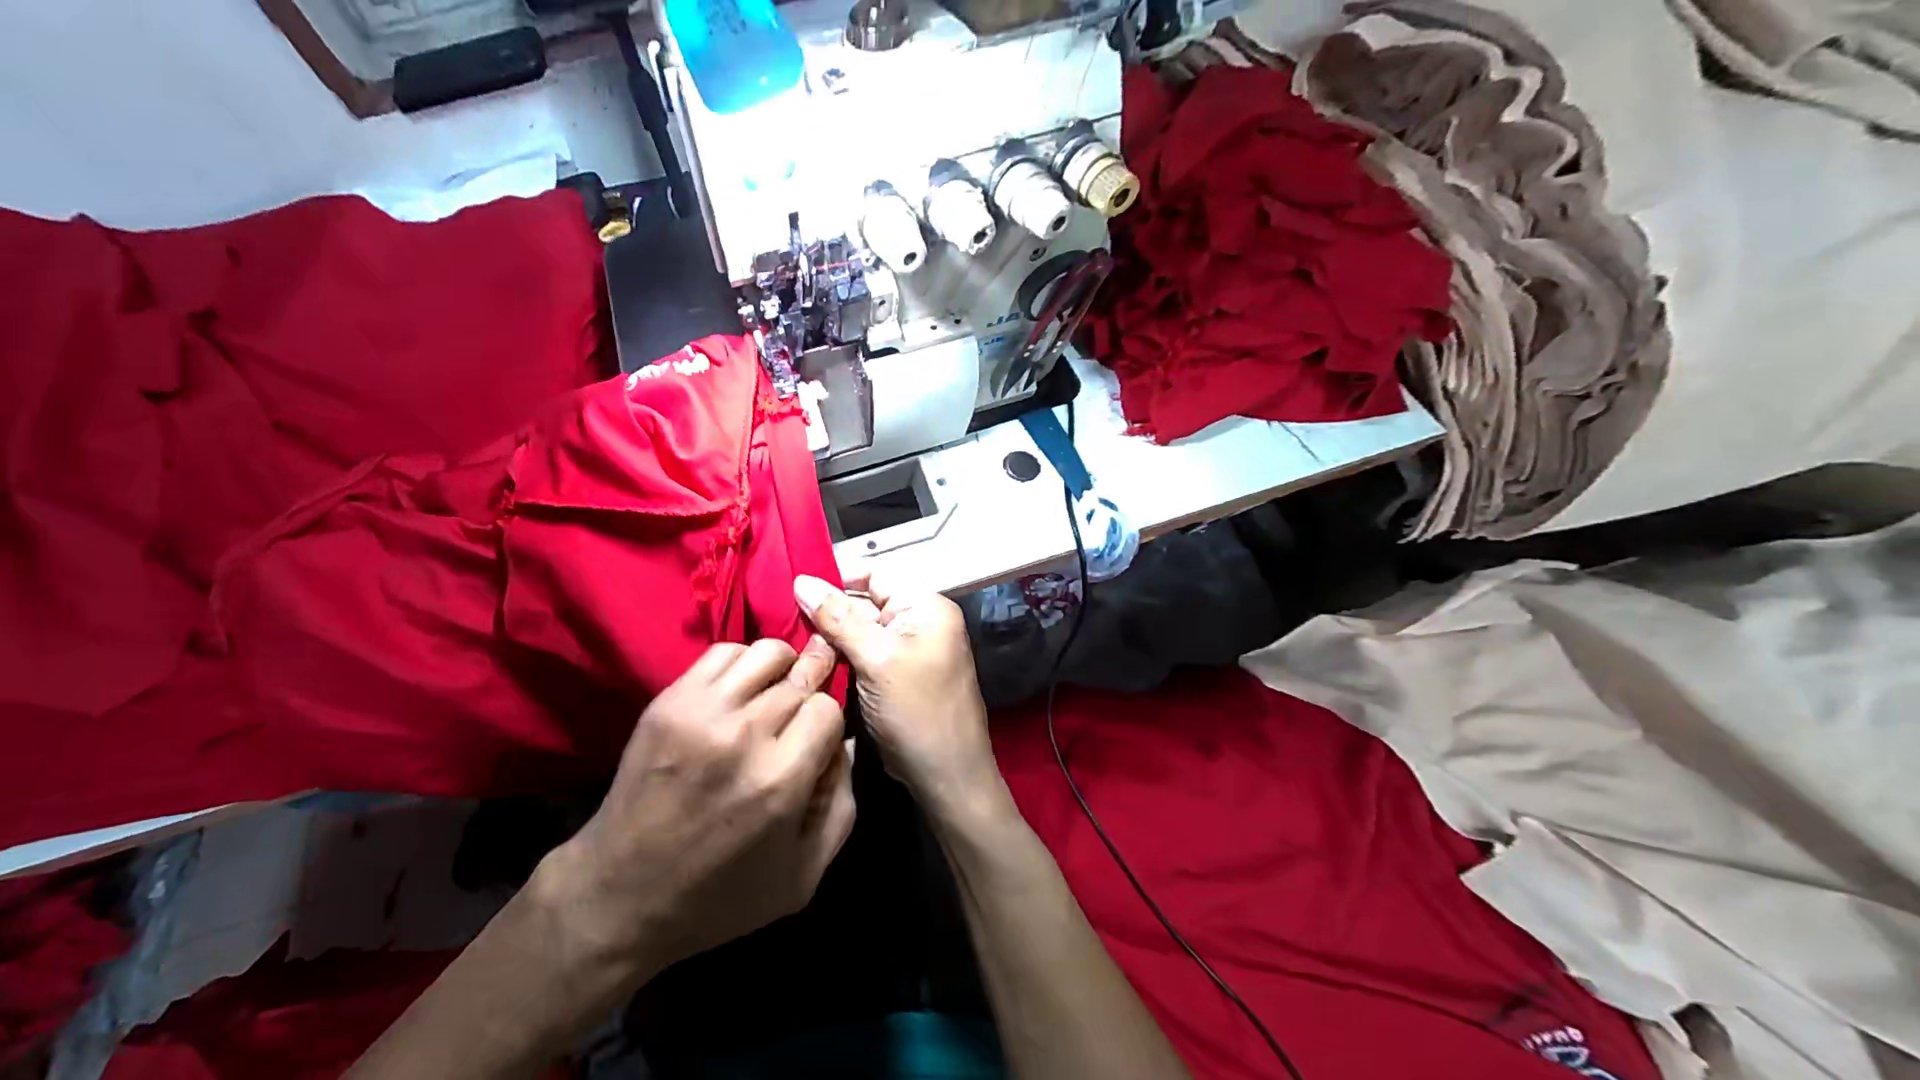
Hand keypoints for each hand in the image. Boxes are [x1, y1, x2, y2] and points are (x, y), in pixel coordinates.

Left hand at [540, 636, 855, 980]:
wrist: (620, 896)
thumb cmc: (721, 895)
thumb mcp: (804, 876)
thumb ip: (841, 803)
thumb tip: (847, 741)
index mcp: (780, 779)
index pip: (827, 709)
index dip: (828, 724)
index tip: (815, 743)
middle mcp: (743, 735)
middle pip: (801, 678)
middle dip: (809, 693)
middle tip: (798, 716)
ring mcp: (700, 712)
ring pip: (767, 653)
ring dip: (782, 669)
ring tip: (774, 694)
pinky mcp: (668, 702)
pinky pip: (723, 652)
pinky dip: (744, 662)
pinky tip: (741, 691)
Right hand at [793, 573, 999, 817]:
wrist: (945, 775)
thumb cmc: (916, 711)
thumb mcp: (876, 659)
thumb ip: (838, 618)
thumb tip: (801, 580)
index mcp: (926, 607)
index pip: (876, 573)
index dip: (837, 578)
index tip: (793, 589)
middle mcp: (919, 622)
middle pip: (865, 602)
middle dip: (829, 610)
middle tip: (783, 619)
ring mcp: (907, 651)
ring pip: (859, 631)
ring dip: (830, 636)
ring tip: (789, 638)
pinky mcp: (894, 676)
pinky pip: (863, 655)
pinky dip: (840, 656)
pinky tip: (810, 660)